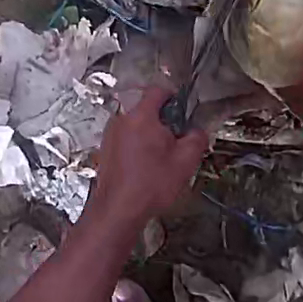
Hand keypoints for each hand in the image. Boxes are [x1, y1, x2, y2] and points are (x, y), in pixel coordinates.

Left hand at [85, 89, 210, 229]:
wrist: (118, 210)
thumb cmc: (151, 183)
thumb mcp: (186, 161)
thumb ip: (197, 138)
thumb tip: (197, 131)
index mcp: (141, 116)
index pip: (158, 90)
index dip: (174, 97)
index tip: (183, 111)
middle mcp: (122, 120)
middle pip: (146, 109)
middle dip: (163, 121)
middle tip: (176, 141)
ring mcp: (110, 135)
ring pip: (135, 126)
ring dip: (149, 135)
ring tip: (161, 158)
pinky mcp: (105, 151)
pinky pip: (125, 139)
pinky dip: (137, 147)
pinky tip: (145, 168)